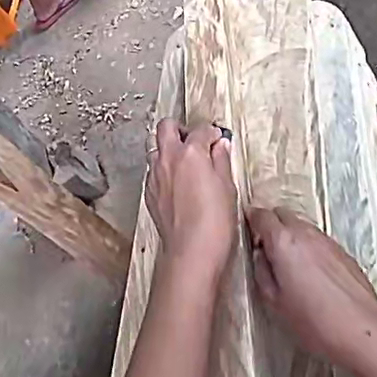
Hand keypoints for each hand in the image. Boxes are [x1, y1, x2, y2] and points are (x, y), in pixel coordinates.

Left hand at [146, 121, 236, 285]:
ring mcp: (155, 173)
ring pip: (155, 147)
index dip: (212, 133)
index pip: (201, 130)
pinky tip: (176, 182)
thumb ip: (222, 161)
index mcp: (190, 153)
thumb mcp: (228, 188)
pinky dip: (163, 168)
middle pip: (166, 126)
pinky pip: (152, 169)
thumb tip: (221, 145)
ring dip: (168, 148)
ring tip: (185, 163)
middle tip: (195, 142)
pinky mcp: (148, 189)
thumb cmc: (215, 221)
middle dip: (181, 128)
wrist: (191, 250)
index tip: (218, 139)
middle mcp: (167, 157)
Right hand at [246, 207, 376, 374]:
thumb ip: (261, 271)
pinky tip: (315, 275)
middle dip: (271, 225)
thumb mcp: (273, 301)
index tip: (249, 234)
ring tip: (292, 265)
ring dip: (292, 236)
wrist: (366, 336)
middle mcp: (305, 233)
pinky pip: (320, 241)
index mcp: (282, 240)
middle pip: (281, 213)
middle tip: (267, 248)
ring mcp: (328, 242)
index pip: (260, 214)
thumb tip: (260, 258)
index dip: (251, 221)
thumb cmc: (317, 322)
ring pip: (302, 226)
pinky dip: (311, 248)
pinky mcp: (346, 255)